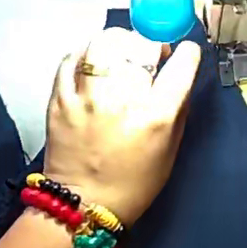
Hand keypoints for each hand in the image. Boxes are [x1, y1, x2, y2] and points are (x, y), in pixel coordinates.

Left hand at [42, 28, 201, 223]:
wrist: (84, 205)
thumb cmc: (136, 181)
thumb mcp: (170, 148)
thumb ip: (177, 107)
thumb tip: (179, 74)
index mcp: (156, 117)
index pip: (180, 66)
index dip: (186, 53)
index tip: (185, 53)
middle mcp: (122, 100)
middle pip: (140, 46)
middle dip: (151, 44)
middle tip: (150, 54)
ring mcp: (87, 97)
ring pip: (103, 43)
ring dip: (118, 42)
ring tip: (120, 53)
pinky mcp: (60, 99)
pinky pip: (72, 58)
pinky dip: (86, 54)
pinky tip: (93, 63)